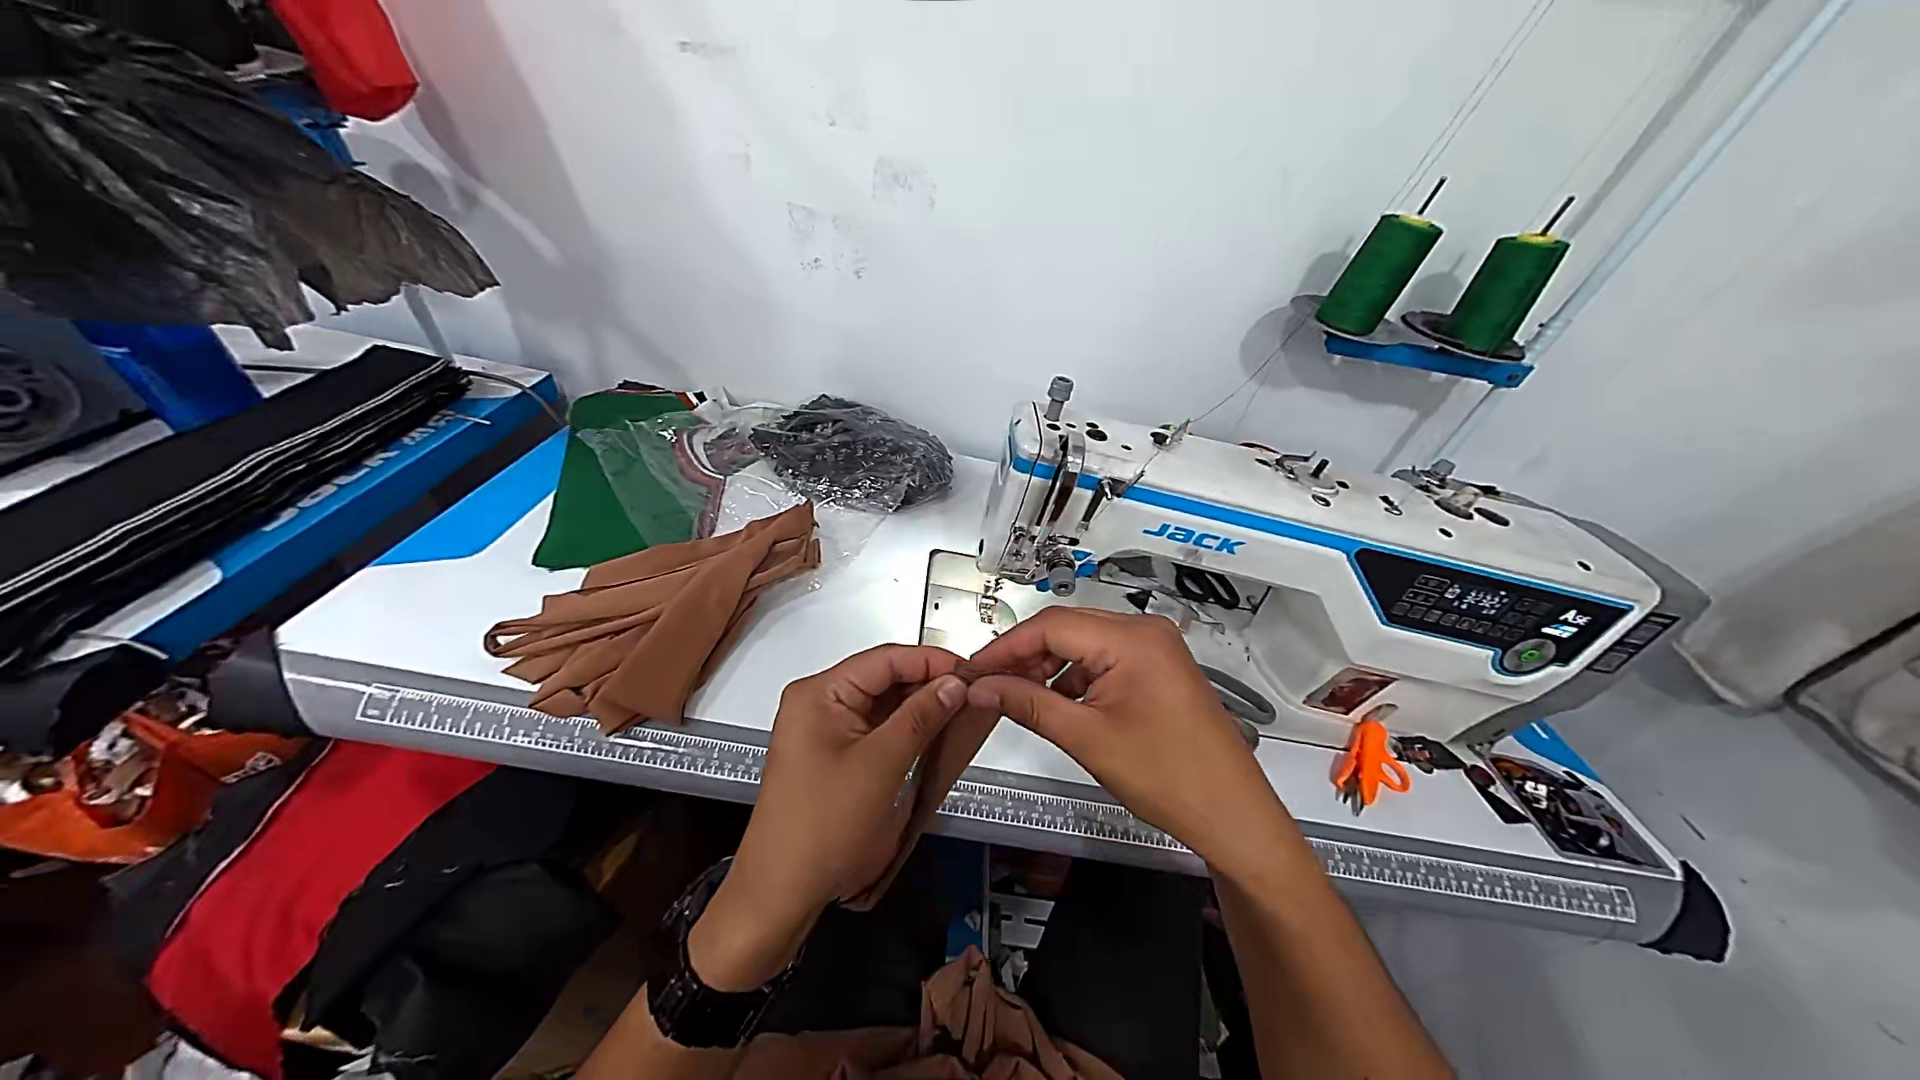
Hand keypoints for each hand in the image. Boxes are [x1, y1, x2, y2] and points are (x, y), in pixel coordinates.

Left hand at [688, 645, 971, 989]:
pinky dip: (907, 729)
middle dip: (927, 684)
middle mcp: (817, 705)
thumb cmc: (813, 835)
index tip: (964, 670)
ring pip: (884, 703)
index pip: (884, 659)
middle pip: (884, 677)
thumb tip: (949, 686)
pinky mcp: (836, 753)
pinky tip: (933, 734)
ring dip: (919, 707)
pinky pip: (878, 728)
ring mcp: (825, 730)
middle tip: (967, 692)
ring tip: (956, 712)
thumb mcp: (882, 766)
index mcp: (817, 695)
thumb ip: (921, 717)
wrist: (785, 891)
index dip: (930, 661)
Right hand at [965, 608, 1301, 881]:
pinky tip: (1055, 701)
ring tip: (1018, 696)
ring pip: (1083, 644)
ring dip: (1048, 667)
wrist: (1231, 815)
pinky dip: (1074, 677)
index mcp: (1132, 640)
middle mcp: (1146, 633)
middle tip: (990, 683)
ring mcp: (1155, 649)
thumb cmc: (1174, 778)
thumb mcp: (1087, 738)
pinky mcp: (1157, 668)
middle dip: (1024, 656)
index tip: (976, 669)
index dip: (1006, 647)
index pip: (1050, 626)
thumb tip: (985, 687)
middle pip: (1066, 629)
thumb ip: (1029, 704)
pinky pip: (1103, 659)